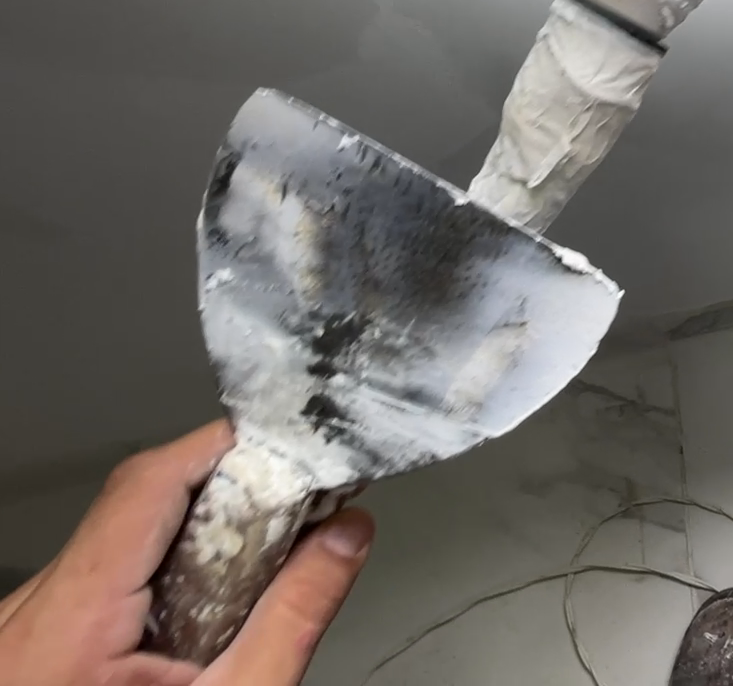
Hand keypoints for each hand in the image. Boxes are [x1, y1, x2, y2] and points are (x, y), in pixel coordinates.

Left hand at [0, 421, 373, 685]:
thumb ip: (295, 615)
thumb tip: (351, 529)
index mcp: (58, 631)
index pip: (145, 485)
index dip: (225, 445)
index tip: (297, 441)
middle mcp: (21, 617)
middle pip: (142, 504)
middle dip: (234, 492)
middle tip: (307, 503)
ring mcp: (19, 627)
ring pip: (130, 531)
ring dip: (210, 526)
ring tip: (270, 554)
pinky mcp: (28, 638)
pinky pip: (110, 564)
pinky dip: (177, 557)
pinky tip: (219, 589)